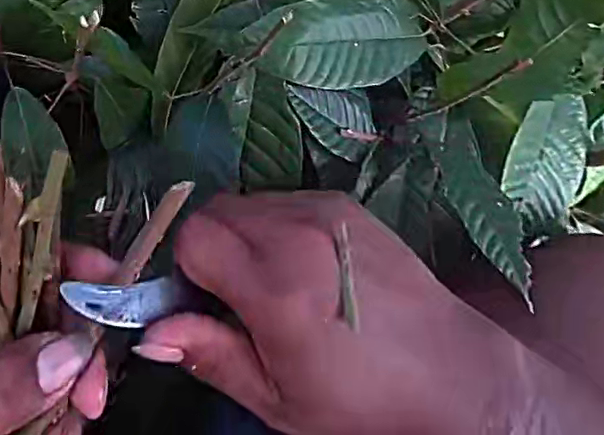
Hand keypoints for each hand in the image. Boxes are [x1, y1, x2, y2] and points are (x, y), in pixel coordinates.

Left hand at [0, 248, 108, 434]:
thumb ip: (2, 381)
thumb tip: (74, 348)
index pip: (23, 255)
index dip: (72, 259)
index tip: (112, 285)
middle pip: (56, 306)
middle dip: (83, 345)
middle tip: (92, 397)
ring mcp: (0, 367)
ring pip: (64, 356)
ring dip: (77, 392)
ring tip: (63, 434)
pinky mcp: (11, 406)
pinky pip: (57, 399)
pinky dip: (65, 420)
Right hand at [133, 193, 603, 434]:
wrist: (455, 373)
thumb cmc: (362, 405)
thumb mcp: (279, 401)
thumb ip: (210, 355)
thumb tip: (148, 333)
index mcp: (276, 286)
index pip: (193, 235)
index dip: (186, 268)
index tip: (205, 301)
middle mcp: (294, 231)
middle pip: (214, 210)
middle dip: (209, 246)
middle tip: (236, 296)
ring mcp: (320, 208)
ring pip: (246, 201)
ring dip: (241, 234)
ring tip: (275, 282)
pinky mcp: (339, 200)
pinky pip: (281, 198)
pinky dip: (274, 224)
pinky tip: (305, 265)